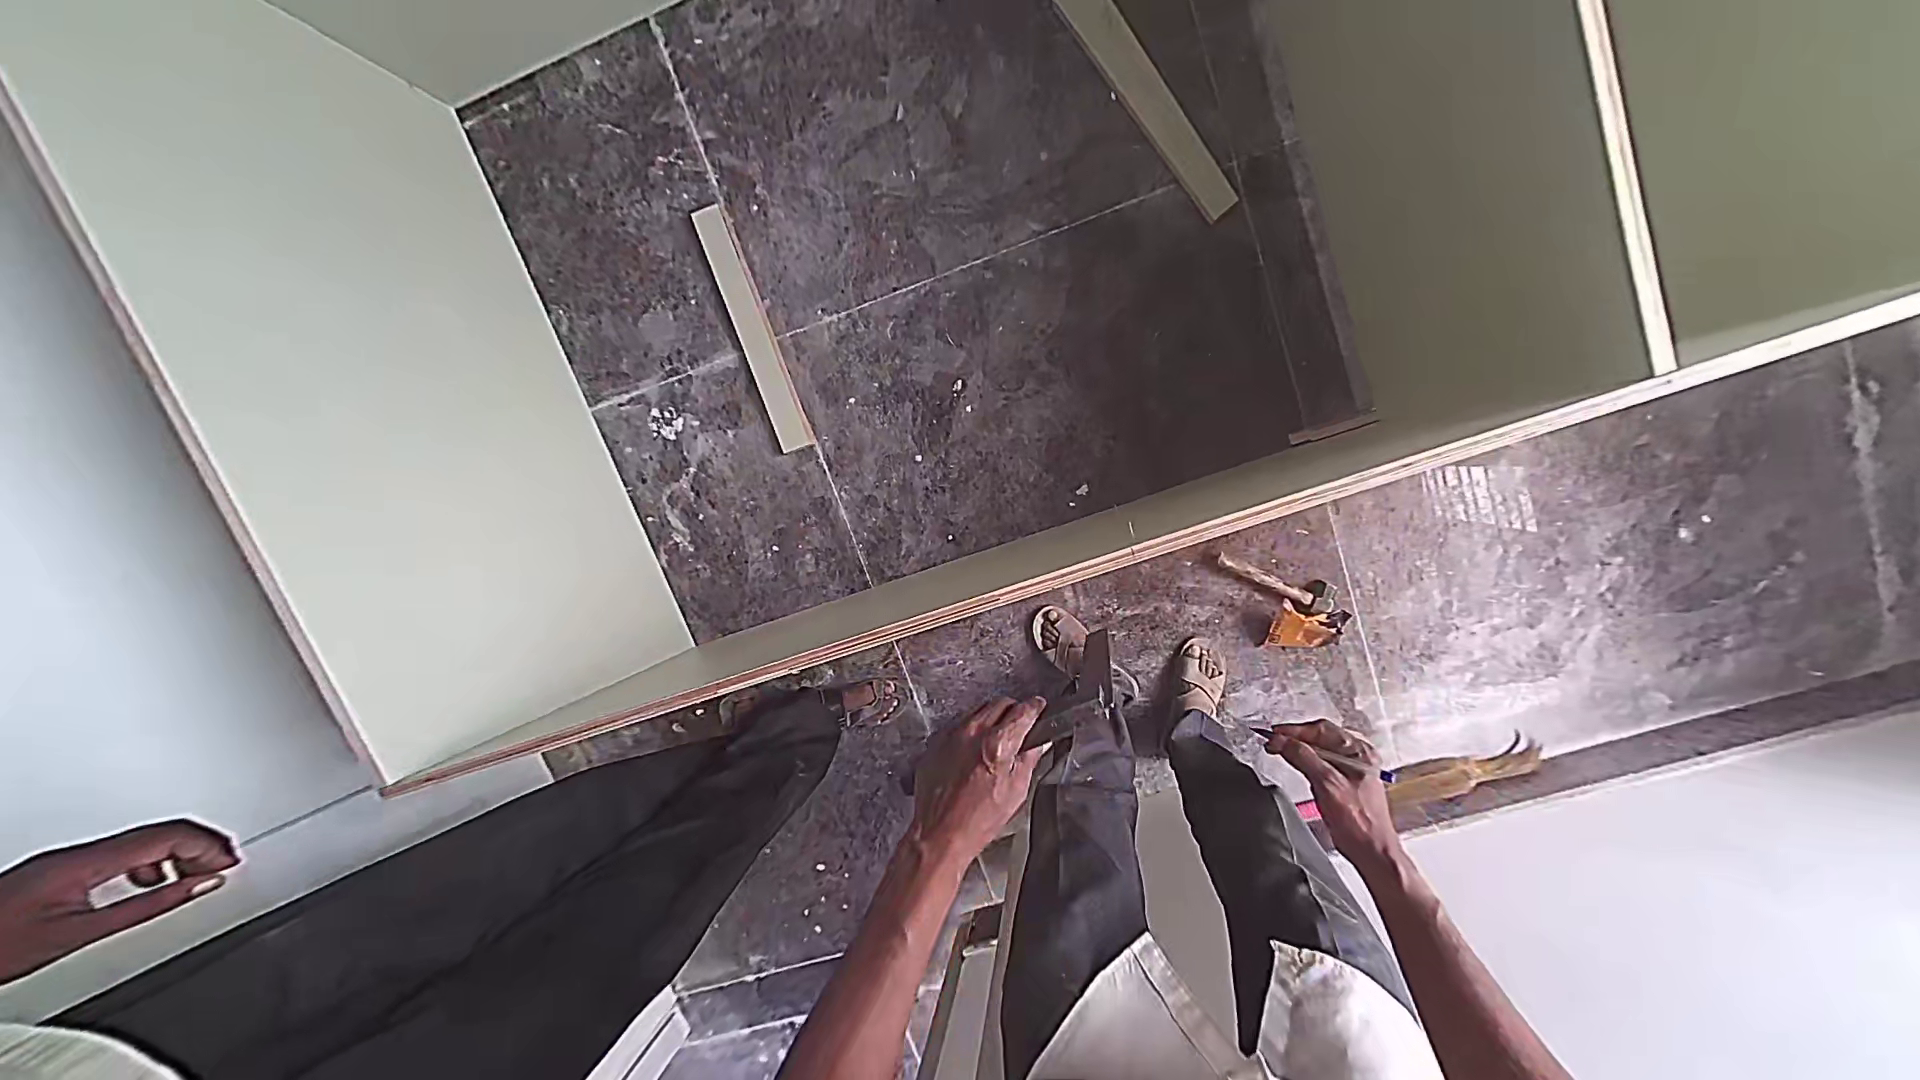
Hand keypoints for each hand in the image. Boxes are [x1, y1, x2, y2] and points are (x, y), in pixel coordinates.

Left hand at [0, 820, 238, 983]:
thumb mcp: (76, 935)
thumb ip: (147, 906)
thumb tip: (204, 884)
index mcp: (83, 862)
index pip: (169, 835)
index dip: (209, 845)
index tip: (229, 863)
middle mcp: (74, 854)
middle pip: (160, 832)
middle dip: (201, 846)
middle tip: (222, 866)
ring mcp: (63, 861)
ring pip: (143, 840)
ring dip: (178, 853)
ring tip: (194, 876)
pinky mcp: (56, 871)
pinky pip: (119, 853)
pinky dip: (150, 862)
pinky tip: (151, 883)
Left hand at [910, 698, 1048, 868]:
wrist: (940, 832)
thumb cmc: (976, 819)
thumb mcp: (1016, 791)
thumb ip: (1028, 759)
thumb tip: (1038, 742)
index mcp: (997, 744)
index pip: (1022, 711)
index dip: (1035, 708)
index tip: (1038, 707)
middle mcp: (973, 732)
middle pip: (1000, 704)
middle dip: (1013, 711)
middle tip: (1019, 725)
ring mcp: (952, 734)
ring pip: (978, 710)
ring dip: (991, 718)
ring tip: (995, 740)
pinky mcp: (938, 741)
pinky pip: (959, 724)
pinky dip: (971, 730)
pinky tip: (973, 750)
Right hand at [1267, 720, 1402, 874]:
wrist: (1371, 852)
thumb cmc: (1360, 823)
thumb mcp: (1326, 783)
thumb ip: (1303, 757)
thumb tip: (1282, 740)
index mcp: (1360, 752)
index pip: (1321, 729)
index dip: (1294, 730)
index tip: (1274, 735)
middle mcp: (1358, 757)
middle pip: (1319, 737)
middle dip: (1294, 738)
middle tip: (1273, 742)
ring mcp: (1351, 769)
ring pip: (1318, 750)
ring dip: (1297, 749)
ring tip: (1279, 750)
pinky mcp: (1343, 782)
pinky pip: (1320, 763)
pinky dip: (1303, 760)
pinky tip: (1294, 763)